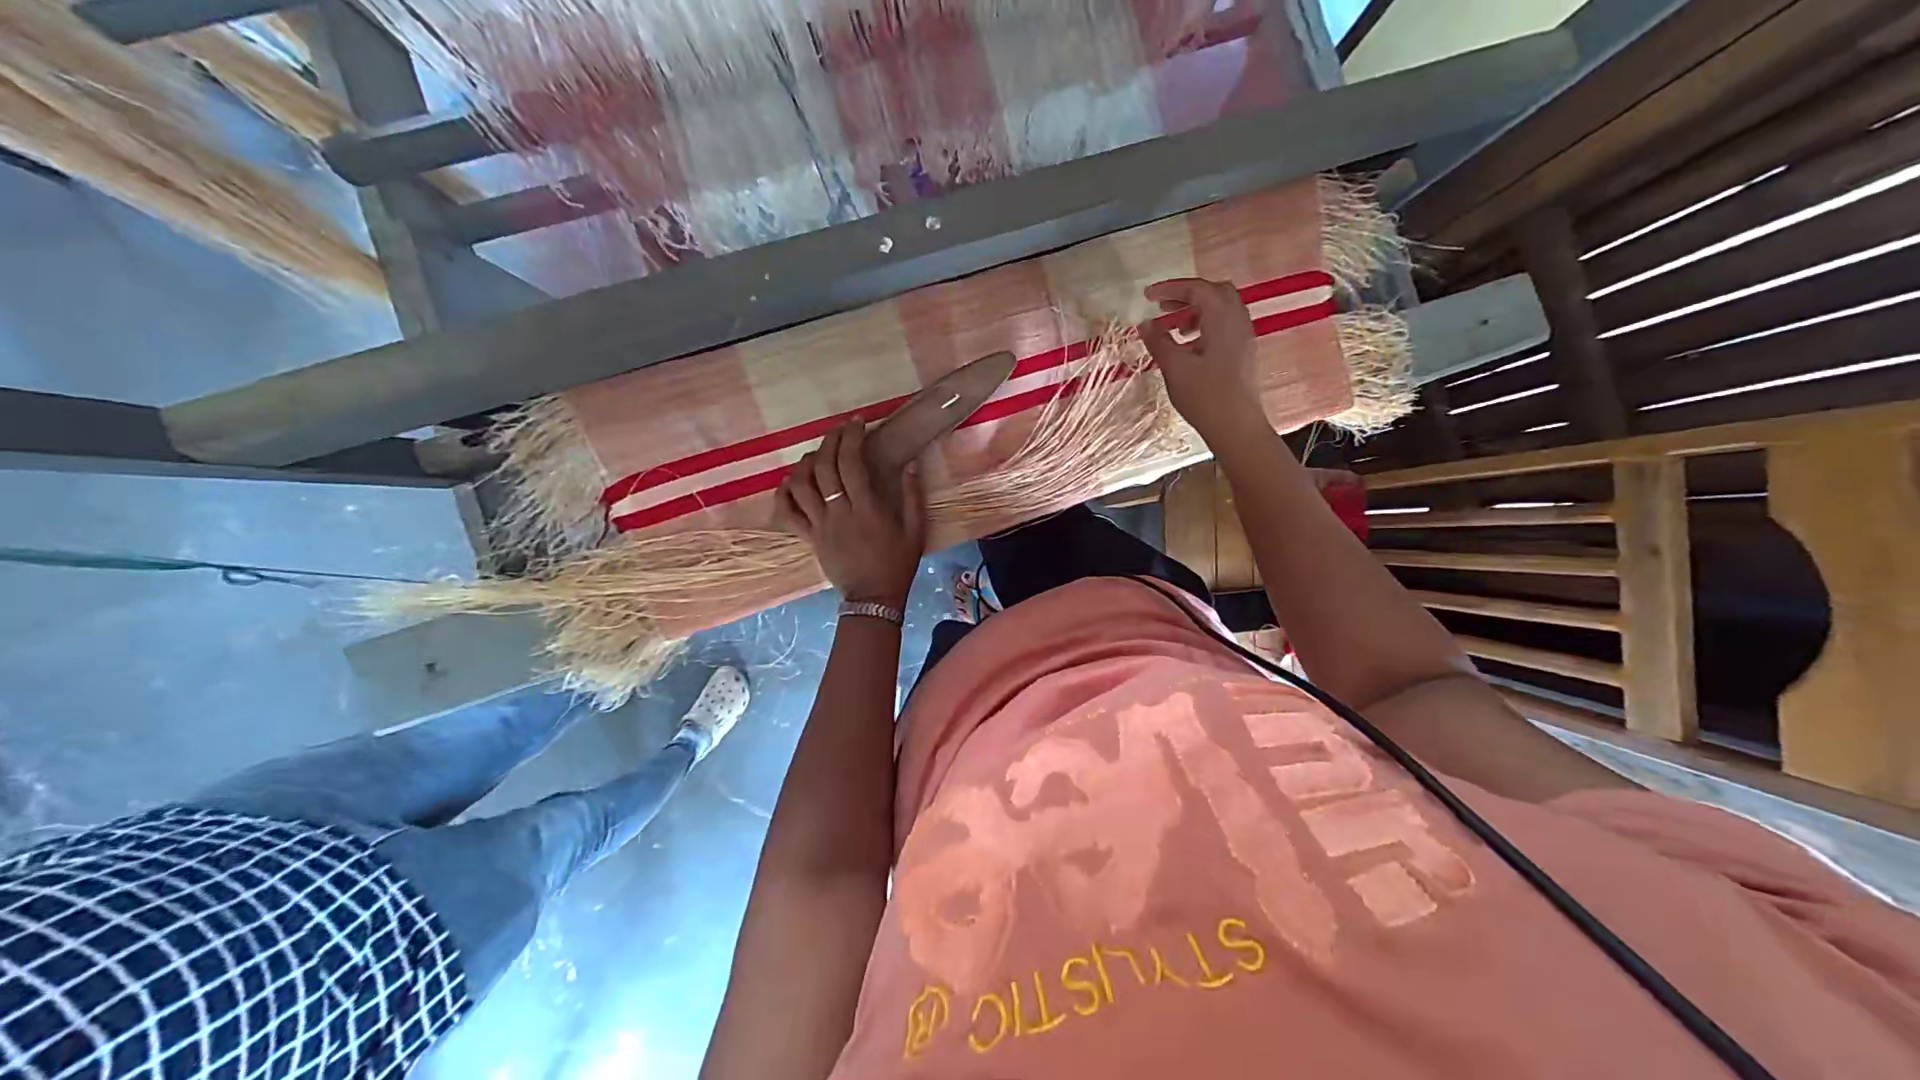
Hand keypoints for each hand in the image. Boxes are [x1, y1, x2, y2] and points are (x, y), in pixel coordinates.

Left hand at [777, 421, 926, 608]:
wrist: (873, 599)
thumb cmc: (897, 564)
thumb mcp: (915, 530)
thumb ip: (912, 496)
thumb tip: (910, 464)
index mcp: (866, 509)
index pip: (851, 463)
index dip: (851, 438)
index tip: (856, 423)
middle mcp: (838, 512)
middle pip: (824, 468)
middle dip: (829, 442)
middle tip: (838, 430)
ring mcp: (819, 525)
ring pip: (801, 486)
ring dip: (805, 463)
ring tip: (816, 454)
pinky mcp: (809, 538)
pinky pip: (788, 513)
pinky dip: (783, 493)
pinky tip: (789, 481)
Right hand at [1139, 277, 1268, 442]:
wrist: (1236, 427)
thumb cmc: (1206, 396)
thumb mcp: (1175, 367)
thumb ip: (1159, 341)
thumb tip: (1145, 324)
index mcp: (1222, 319)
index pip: (1197, 289)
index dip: (1171, 288)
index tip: (1147, 296)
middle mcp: (1238, 322)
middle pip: (1215, 293)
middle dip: (1187, 295)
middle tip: (1162, 307)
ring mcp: (1244, 338)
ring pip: (1221, 311)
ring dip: (1196, 312)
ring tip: (1174, 329)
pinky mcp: (1243, 354)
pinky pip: (1224, 328)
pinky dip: (1205, 327)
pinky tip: (1189, 348)